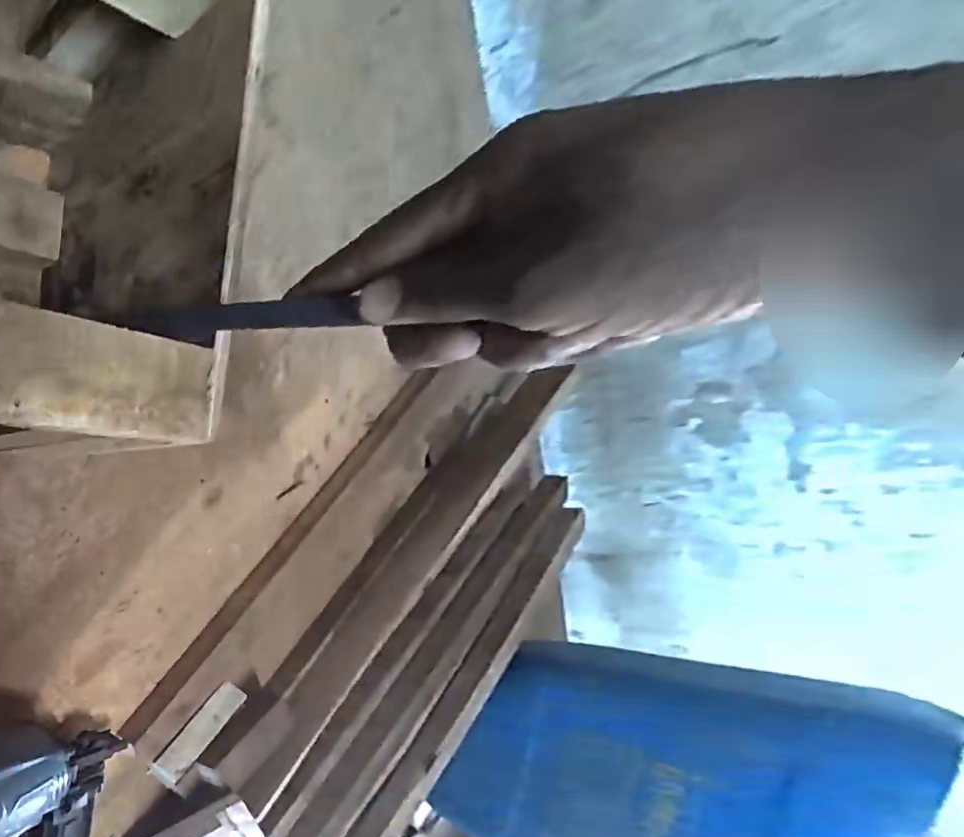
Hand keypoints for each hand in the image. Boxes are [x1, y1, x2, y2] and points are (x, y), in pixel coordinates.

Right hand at [290, 78, 857, 369]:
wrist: (863, 206)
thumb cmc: (684, 228)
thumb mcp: (541, 275)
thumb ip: (440, 295)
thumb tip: (361, 305)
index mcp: (498, 180)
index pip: (391, 238)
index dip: (338, 277)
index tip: (288, 307)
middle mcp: (520, 204)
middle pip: (432, 286)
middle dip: (446, 324)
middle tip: (474, 342)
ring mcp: (561, 233)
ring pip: (487, 313)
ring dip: (517, 334)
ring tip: (582, 323)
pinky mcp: (599, 263)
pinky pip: (538, 319)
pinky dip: (562, 333)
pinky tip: (614, 321)